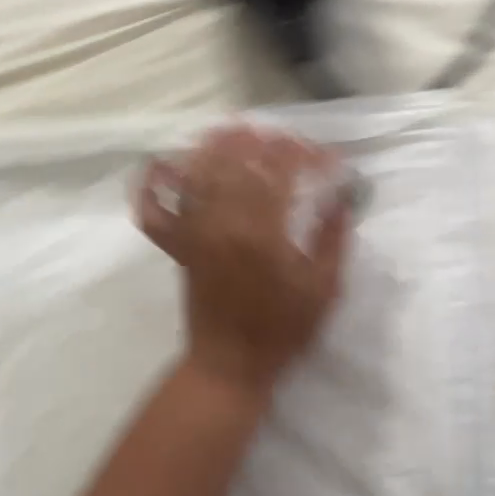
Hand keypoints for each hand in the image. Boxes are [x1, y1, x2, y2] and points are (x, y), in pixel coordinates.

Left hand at [134, 125, 351, 397]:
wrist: (231, 364)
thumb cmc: (285, 329)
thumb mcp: (324, 288)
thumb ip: (333, 239)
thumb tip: (342, 199)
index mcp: (265, 234)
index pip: (282, 173)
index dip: (304, 155)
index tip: (327, 156)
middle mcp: (224, 225)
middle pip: (236, 164)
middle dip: (261, 142)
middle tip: (284, 137)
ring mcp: (195, 234)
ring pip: (197, 176)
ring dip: (213, 147)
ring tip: (233, 130)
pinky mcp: (178, 247)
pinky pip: (155, 211)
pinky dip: (152, 185)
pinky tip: (164, 163)